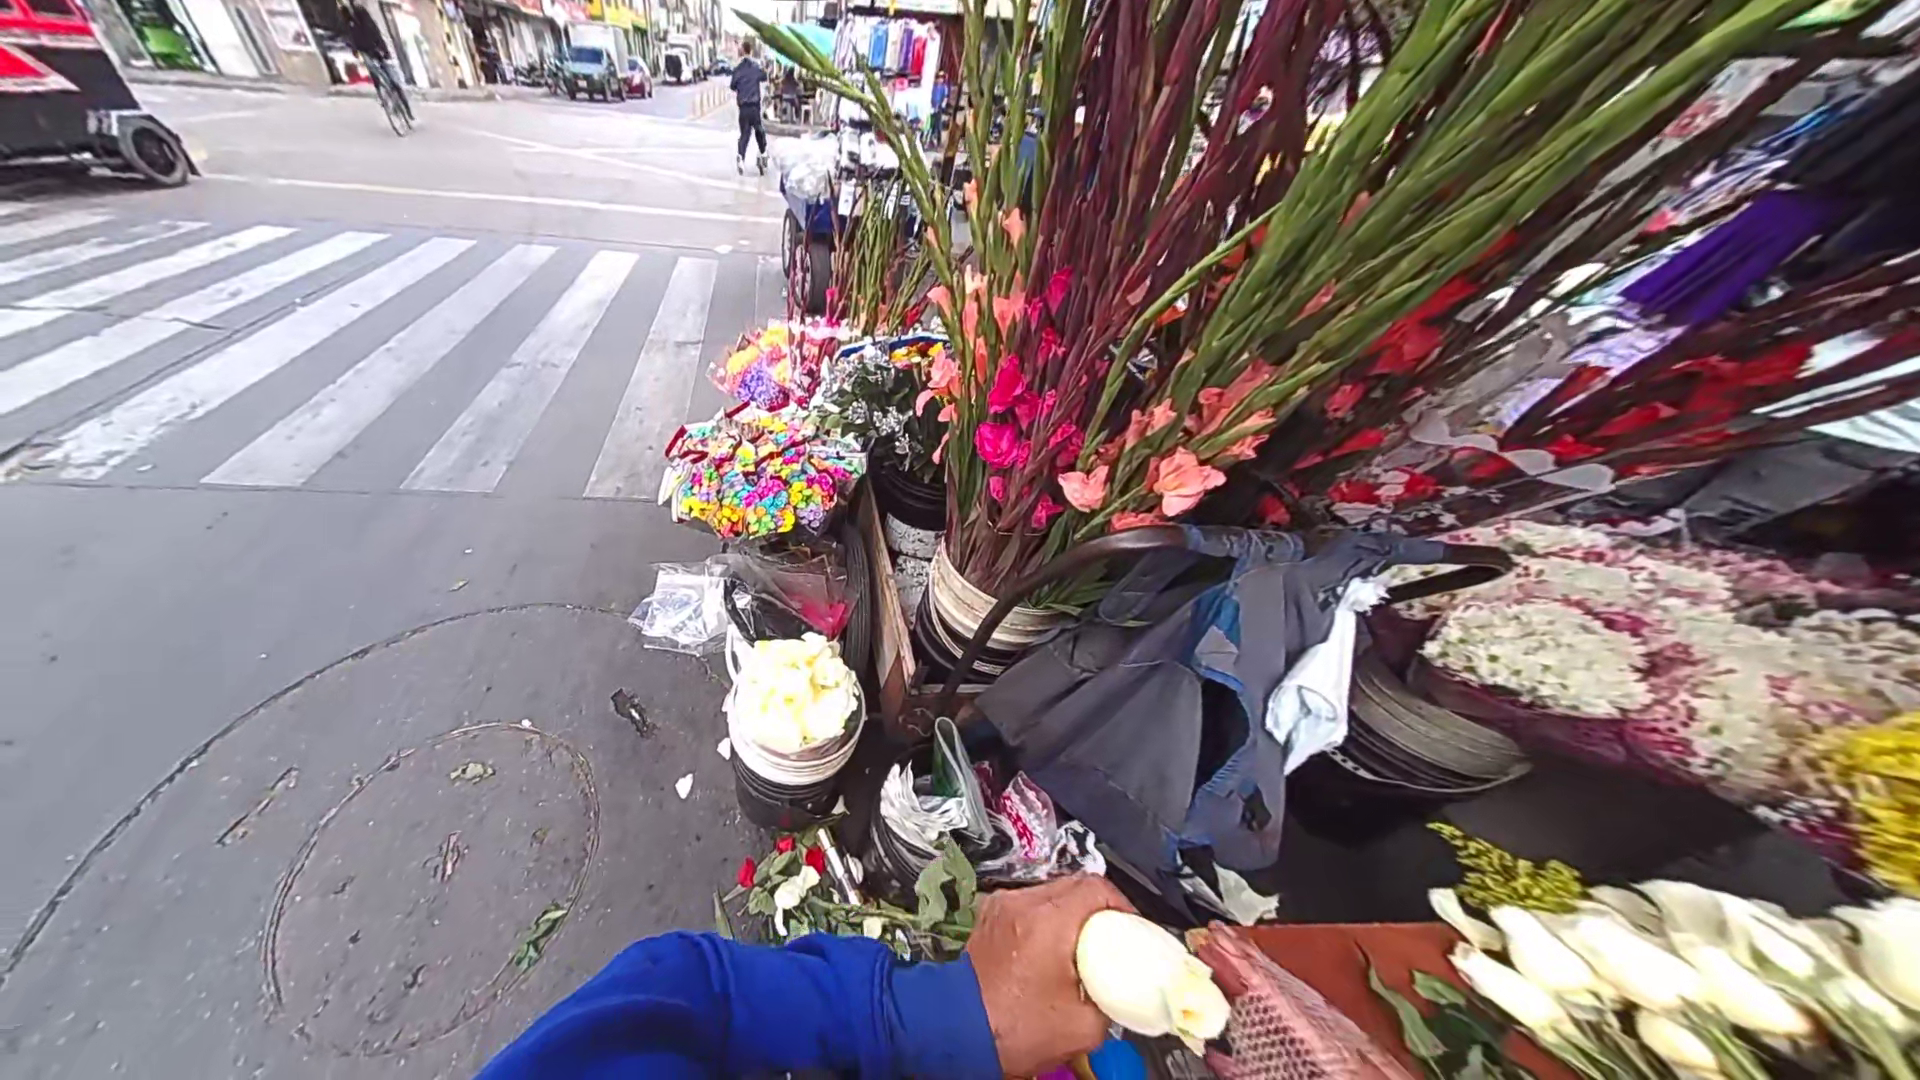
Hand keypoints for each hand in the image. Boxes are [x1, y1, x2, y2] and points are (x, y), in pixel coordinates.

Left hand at [964, 874, 1133, 1076]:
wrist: (958, 1027)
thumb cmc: (1017, 1027)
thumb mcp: (1082, 1028)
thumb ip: (1108, 1001)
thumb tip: (1114, 988)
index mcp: (1050, 921)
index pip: (1096, 887)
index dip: (1121, 902)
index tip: (1131, 926)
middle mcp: (1025, 901)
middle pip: (1073, 883)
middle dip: (1098, 905)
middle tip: (1111, 935)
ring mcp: (1004, 902)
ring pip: (1050, 890)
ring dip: (1071, 908)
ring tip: (1082, 940)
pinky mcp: (991, 912)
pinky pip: (1029, 901)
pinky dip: (1047, 914)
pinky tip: (1051, 943)